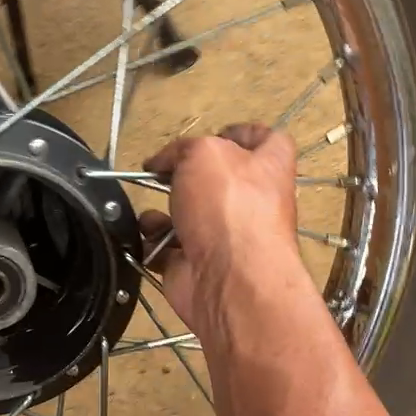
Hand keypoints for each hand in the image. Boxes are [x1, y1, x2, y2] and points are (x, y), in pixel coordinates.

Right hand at [140, 123, 301, 339]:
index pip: (268, 141)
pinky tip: (146, 238)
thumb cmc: (229, 206)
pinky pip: (167, 249)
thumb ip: (183, 149)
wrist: (230, 281)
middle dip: (186, 176)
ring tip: (153, 211)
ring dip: (162, 212)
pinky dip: (152, 243)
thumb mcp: (204, 153)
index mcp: (268, 168)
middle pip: (218, 181)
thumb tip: (162, 162)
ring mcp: (224, 238)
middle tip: (163, 173)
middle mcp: (251, 203)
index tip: (215, 134)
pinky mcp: (196, 265)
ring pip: (187, 216)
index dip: (244, 134)